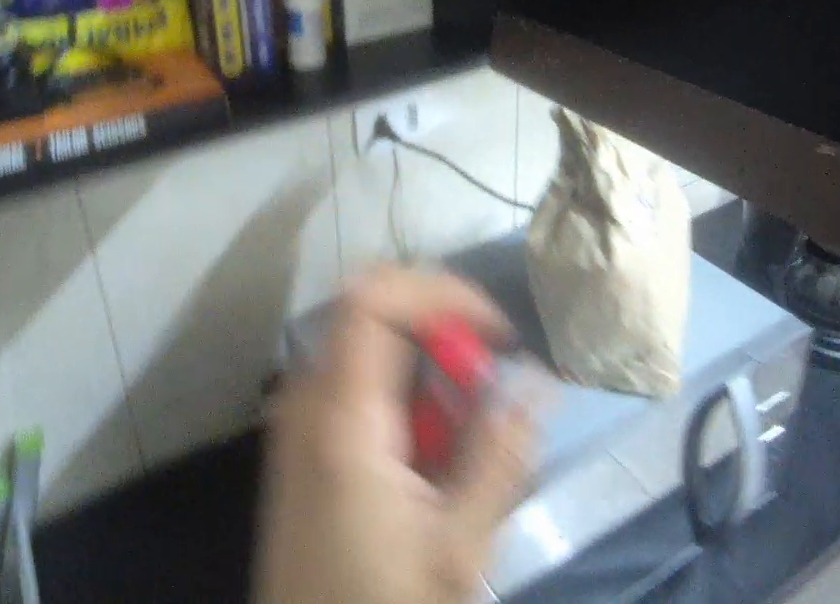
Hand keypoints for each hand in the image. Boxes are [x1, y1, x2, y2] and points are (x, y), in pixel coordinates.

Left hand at [255, 267, 535, 603]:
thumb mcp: (457, 548)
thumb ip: (501, 456)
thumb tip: (542, 381)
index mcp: (341, 413)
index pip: (376, 296)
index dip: (441, 291)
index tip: (496, 332)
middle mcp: (308, 396)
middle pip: (375, 312)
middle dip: (442, 332)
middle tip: (486, 385)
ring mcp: (297, 414)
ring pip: (370, 345)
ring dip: (426, 367)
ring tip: (461, 432)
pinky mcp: (301, 437)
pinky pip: (356, 378)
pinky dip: (402, 390)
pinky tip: (427, 449)